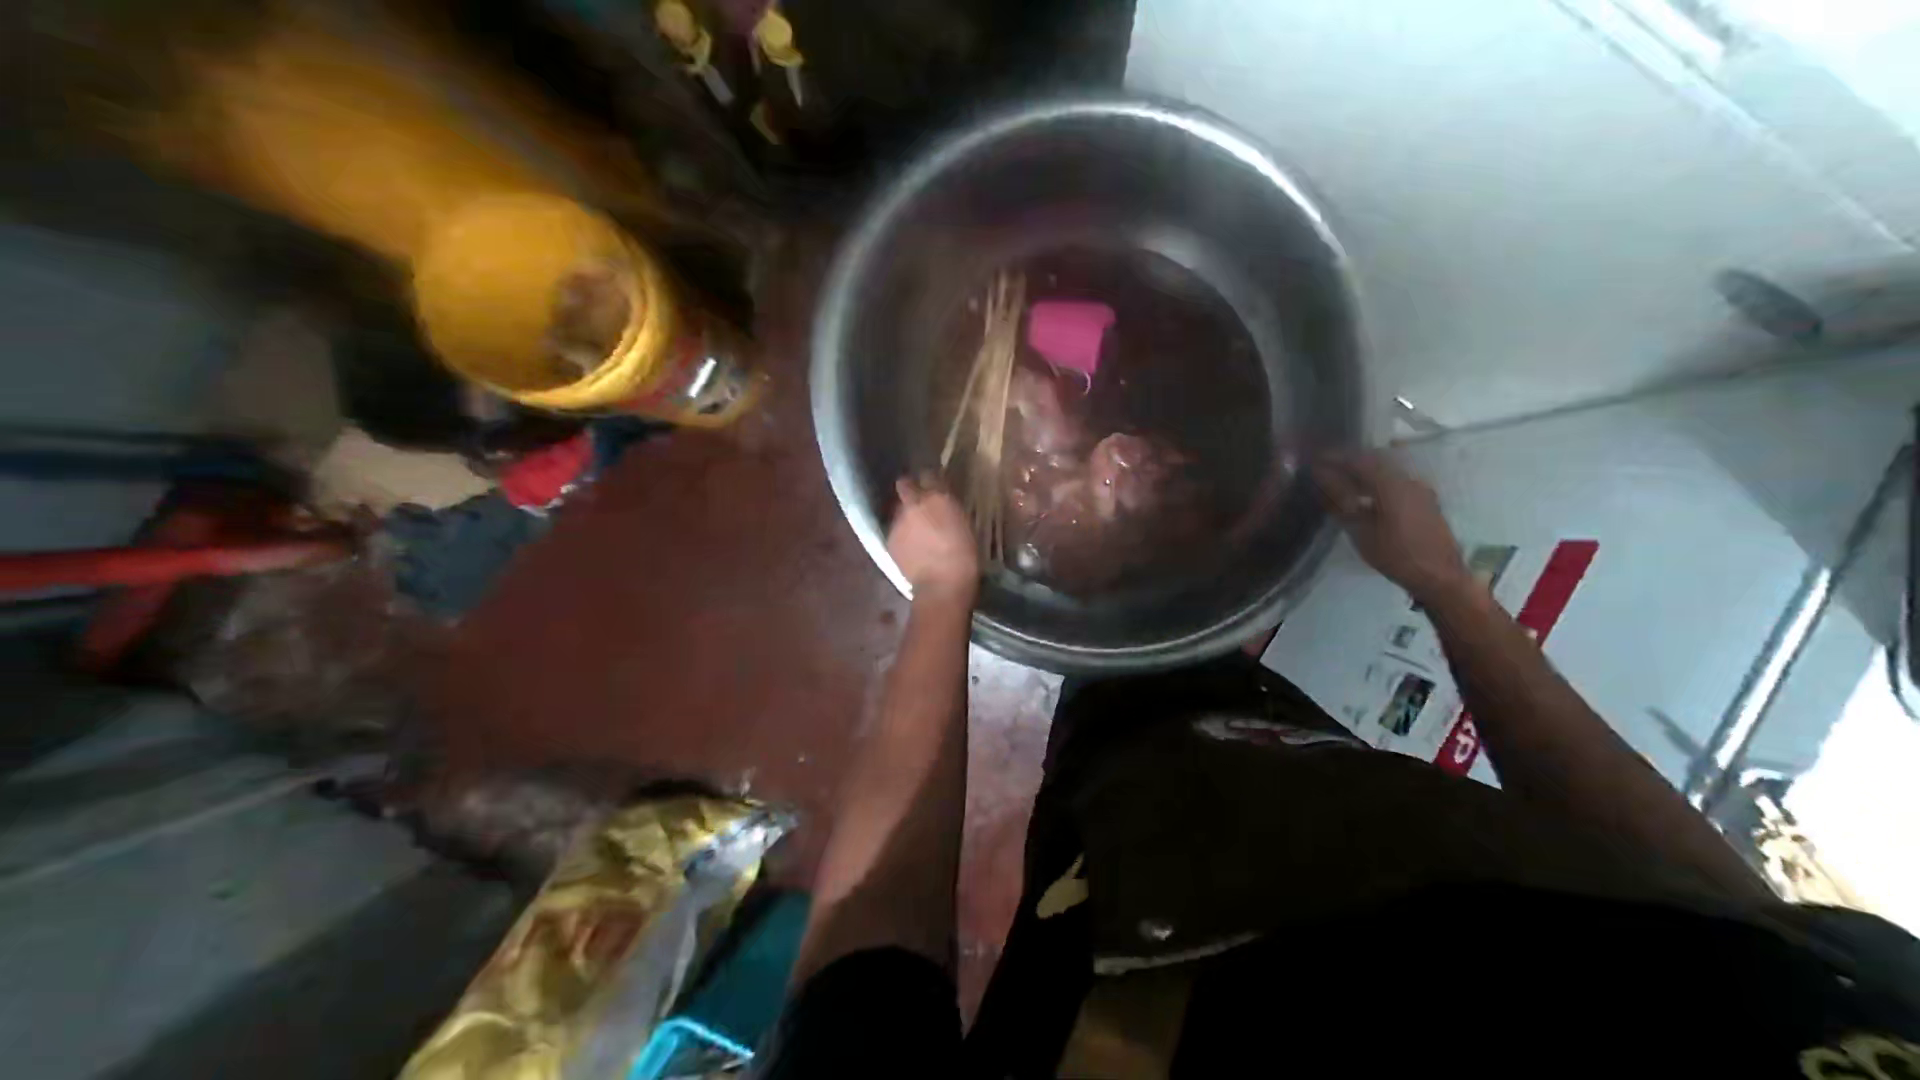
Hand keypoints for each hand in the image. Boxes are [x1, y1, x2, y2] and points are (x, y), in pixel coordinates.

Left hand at [888, 476, 978, 603]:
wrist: (941, 585)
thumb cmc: (964, 556)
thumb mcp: (964, 524)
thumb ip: (948, 508)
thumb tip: (941, 504)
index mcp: (938, 497)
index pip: (928, 475)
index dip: (929, 481)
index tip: (932, 487)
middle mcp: (914, 503)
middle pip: (905, 485)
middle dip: (909, 490)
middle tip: (918, 504)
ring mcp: (898, 520)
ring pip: (898, 509)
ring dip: (906, 515)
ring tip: (915, 531)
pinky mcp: (890, 538)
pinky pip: (895, 529)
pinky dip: (902, 534)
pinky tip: (911, 547)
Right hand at [1313, 451, 1473, 603]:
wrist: (1440, 577)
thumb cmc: (1396, 556)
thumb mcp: (1361, 532)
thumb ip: (1341, 504)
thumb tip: (1323, 483)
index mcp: (1392, 486)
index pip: (1359, 461)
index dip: (1335, 458)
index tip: (1315, 460)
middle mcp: (1408, 481)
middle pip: (1375, 461)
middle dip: (1349, 462)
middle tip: (1326, 469)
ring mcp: (1420, 490)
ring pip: (1386, 471)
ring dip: (1364, 473)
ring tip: (1342, 483)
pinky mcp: (1424, 501)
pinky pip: (1395, 482)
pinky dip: (1376, 482)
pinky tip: (1365, 497)